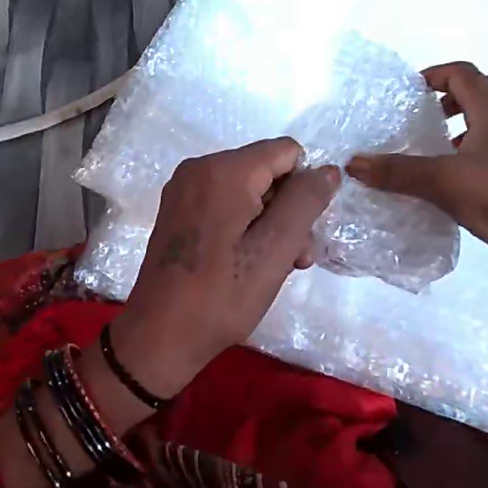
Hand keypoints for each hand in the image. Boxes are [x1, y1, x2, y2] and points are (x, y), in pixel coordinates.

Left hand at [109, 139, 341, 397]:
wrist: (159, 335)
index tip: (301, 232)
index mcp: (222, 170)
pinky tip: (249, 262)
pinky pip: (224, 204)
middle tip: (295, 259)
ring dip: (270, 224)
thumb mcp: (275, 250)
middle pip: (265, 171)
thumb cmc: (221, 296)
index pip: (286, 152)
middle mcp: (198, 168)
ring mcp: (183, 189)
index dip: (303, 188)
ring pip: (247, 191)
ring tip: (277, 268)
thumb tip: (328, 170)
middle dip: (287, 210)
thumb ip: (305, 203)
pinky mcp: (177, 211)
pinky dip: (244, 227)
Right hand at [345, 62, 487, 257]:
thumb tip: (352, 163)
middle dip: (452, 98)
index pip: (463, 73)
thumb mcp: (443, 181)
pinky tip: (458, 183)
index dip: (434, 75)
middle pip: (486, 90)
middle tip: (424, 118)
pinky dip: (476, 154)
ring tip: (436, 152)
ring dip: (465, 128)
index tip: (406, 93)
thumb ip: (397, 171)